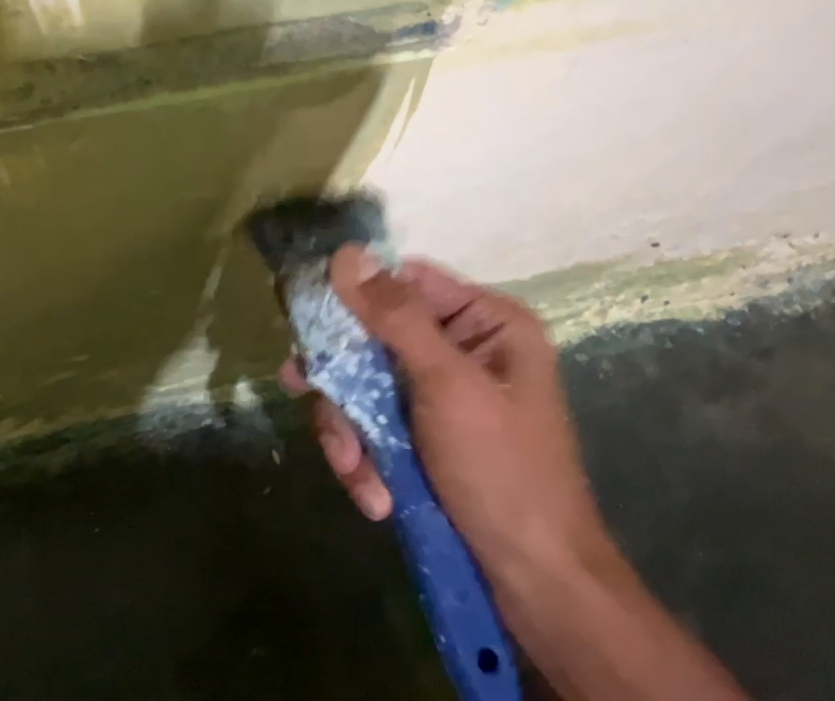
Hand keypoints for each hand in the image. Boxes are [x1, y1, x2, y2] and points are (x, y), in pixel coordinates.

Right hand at [277, 245, 611, 578]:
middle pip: (374, 338)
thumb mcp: (448, 385)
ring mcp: (441, 398)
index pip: (405, 282)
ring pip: (365, 388)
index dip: (353, 296)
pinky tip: (375, 497)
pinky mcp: (424, 440)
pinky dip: (366, 460)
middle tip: (299, 388)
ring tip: (358, 473)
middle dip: (343, 381)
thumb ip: (396, 318)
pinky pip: (374, 429)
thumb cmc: (501, 470)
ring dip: (350, 431)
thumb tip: (346, 253)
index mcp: (486, 323)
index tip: (306, 318)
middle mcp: (463, 351)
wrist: (535, 581)